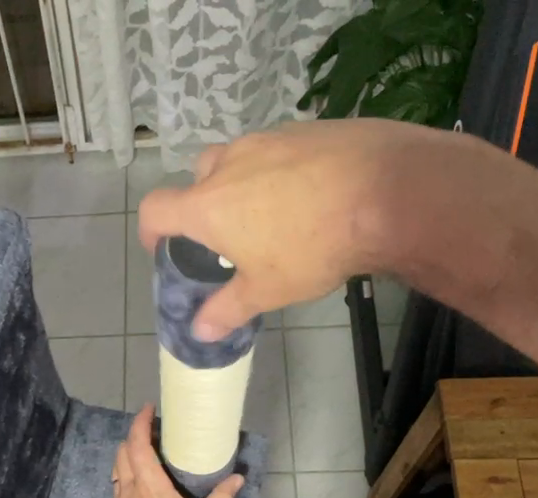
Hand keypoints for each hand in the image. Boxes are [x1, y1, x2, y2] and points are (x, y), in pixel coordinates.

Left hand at [110, 405, 244, 497]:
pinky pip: (116, 493)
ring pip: (116, 473)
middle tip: (151, 433)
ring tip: (146, 458)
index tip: (147, 410)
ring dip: (127, 459)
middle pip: (121, 454)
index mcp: (150, 488)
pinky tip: (140, 491)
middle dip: (133, 438)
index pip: (136, 445)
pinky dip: (125, 481)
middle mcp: (128, 493)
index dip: (139, 423)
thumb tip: (238, 479)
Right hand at [138, 119, 445, 340]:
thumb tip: (200, 331)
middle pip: (198, 177)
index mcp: (208, 205)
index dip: (152, 231)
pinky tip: (311, 195)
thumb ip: (227, 309)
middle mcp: (230, 163)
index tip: (163, 248)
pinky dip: (281, 171)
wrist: (385, 191)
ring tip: (272, 215)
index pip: (156, 209)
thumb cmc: (312, 248)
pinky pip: (279, 151)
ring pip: (240, 159)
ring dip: (243, 184)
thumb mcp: (266, 290)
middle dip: (203, 203)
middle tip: (228, 233)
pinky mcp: (306, 128)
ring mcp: (269, 139)